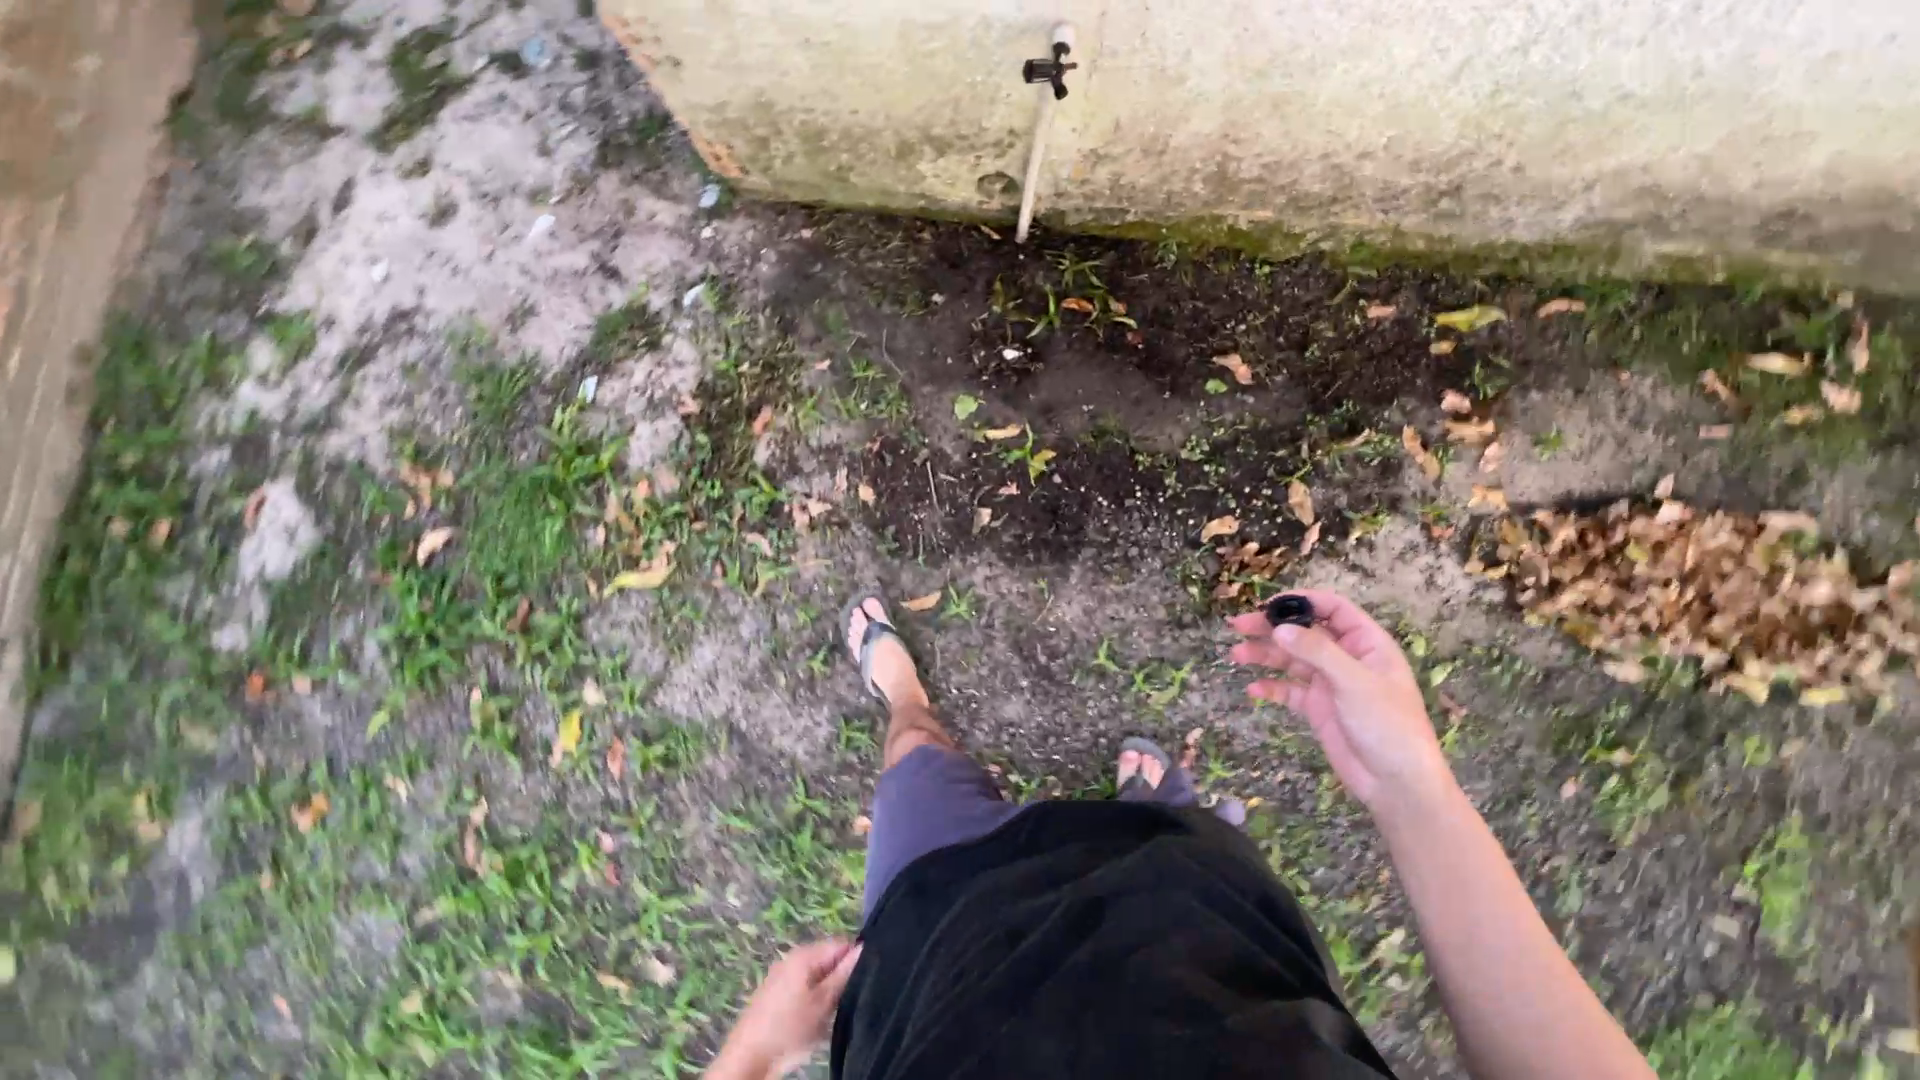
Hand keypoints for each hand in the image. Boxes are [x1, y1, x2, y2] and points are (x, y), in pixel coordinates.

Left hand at [707, 939, 862, 1078]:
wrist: (748, 1059)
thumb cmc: (789, 1028)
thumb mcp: (823, 1003)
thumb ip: (844, 974)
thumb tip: (864, 948)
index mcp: (804, 954)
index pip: (841, 944)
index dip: (856, 961)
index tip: (864, 983)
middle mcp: (791, 959)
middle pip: (827, 960)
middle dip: (840, 979)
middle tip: (847, 1003)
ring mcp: (781, 977)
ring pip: (816, 978)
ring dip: (827, 994)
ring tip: (831, 1015)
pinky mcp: (775, 996)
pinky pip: (803, 990)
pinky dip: (812, 1003)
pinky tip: (813, 1023)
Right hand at [1228, 590, 1454, 820]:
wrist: (1396, 782)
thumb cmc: (1388, 725)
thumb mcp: (1354, 682)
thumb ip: (1317, 652)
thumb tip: (1279, 629)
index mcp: (1366, 644)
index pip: (1333, 609)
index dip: (1302, 601)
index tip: (1268, 604)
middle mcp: (1346, 659)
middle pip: (1305, 632)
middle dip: (1272, 628)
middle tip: (1239, 626)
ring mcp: (1331, 684)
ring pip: (1292, 660)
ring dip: (1265, 655)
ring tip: (1236, 655)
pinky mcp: (1318, 708)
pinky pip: (1289, 690)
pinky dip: (1271, 688)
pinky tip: (1253, 690)